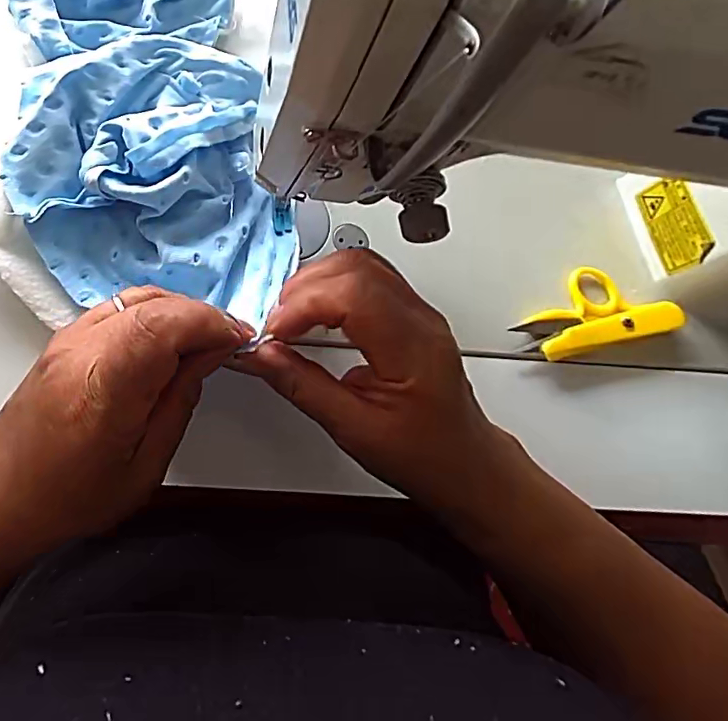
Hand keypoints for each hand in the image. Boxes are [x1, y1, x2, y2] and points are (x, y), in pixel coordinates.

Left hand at [0, 287, 249, 571]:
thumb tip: (211, 353)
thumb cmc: (72, 496)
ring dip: (177, 311)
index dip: (210, 322)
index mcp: (104, 385)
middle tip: (225, 343)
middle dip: (200, 316)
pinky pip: (119, 306)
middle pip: (155, 303)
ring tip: (200, 342)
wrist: (0, 494)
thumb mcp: (144, 466)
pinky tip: (166, 340)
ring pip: (138, 296)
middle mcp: (83, 347)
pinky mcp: (66, 335)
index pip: (166, 323)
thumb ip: (180, 400)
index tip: (238, 339)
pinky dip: (153, 312)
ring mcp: (70, 335)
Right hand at [243, 250, 526, 514]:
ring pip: (359, 263)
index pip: (353, 294)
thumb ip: (302, 386)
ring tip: (289, 317)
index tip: (274, 331)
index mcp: (412, 347)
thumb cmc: (425, 455)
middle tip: (276, 323)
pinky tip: (312, 312)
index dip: (303, 304)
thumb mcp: (354, 430)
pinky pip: (365, 276)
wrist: (465, 463)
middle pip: (354, 267)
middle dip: (303, 288)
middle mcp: (419, 318)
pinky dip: (329, 286)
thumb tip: (262, 355)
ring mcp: (416, 310)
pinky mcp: (406, 310)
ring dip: (315, 282)